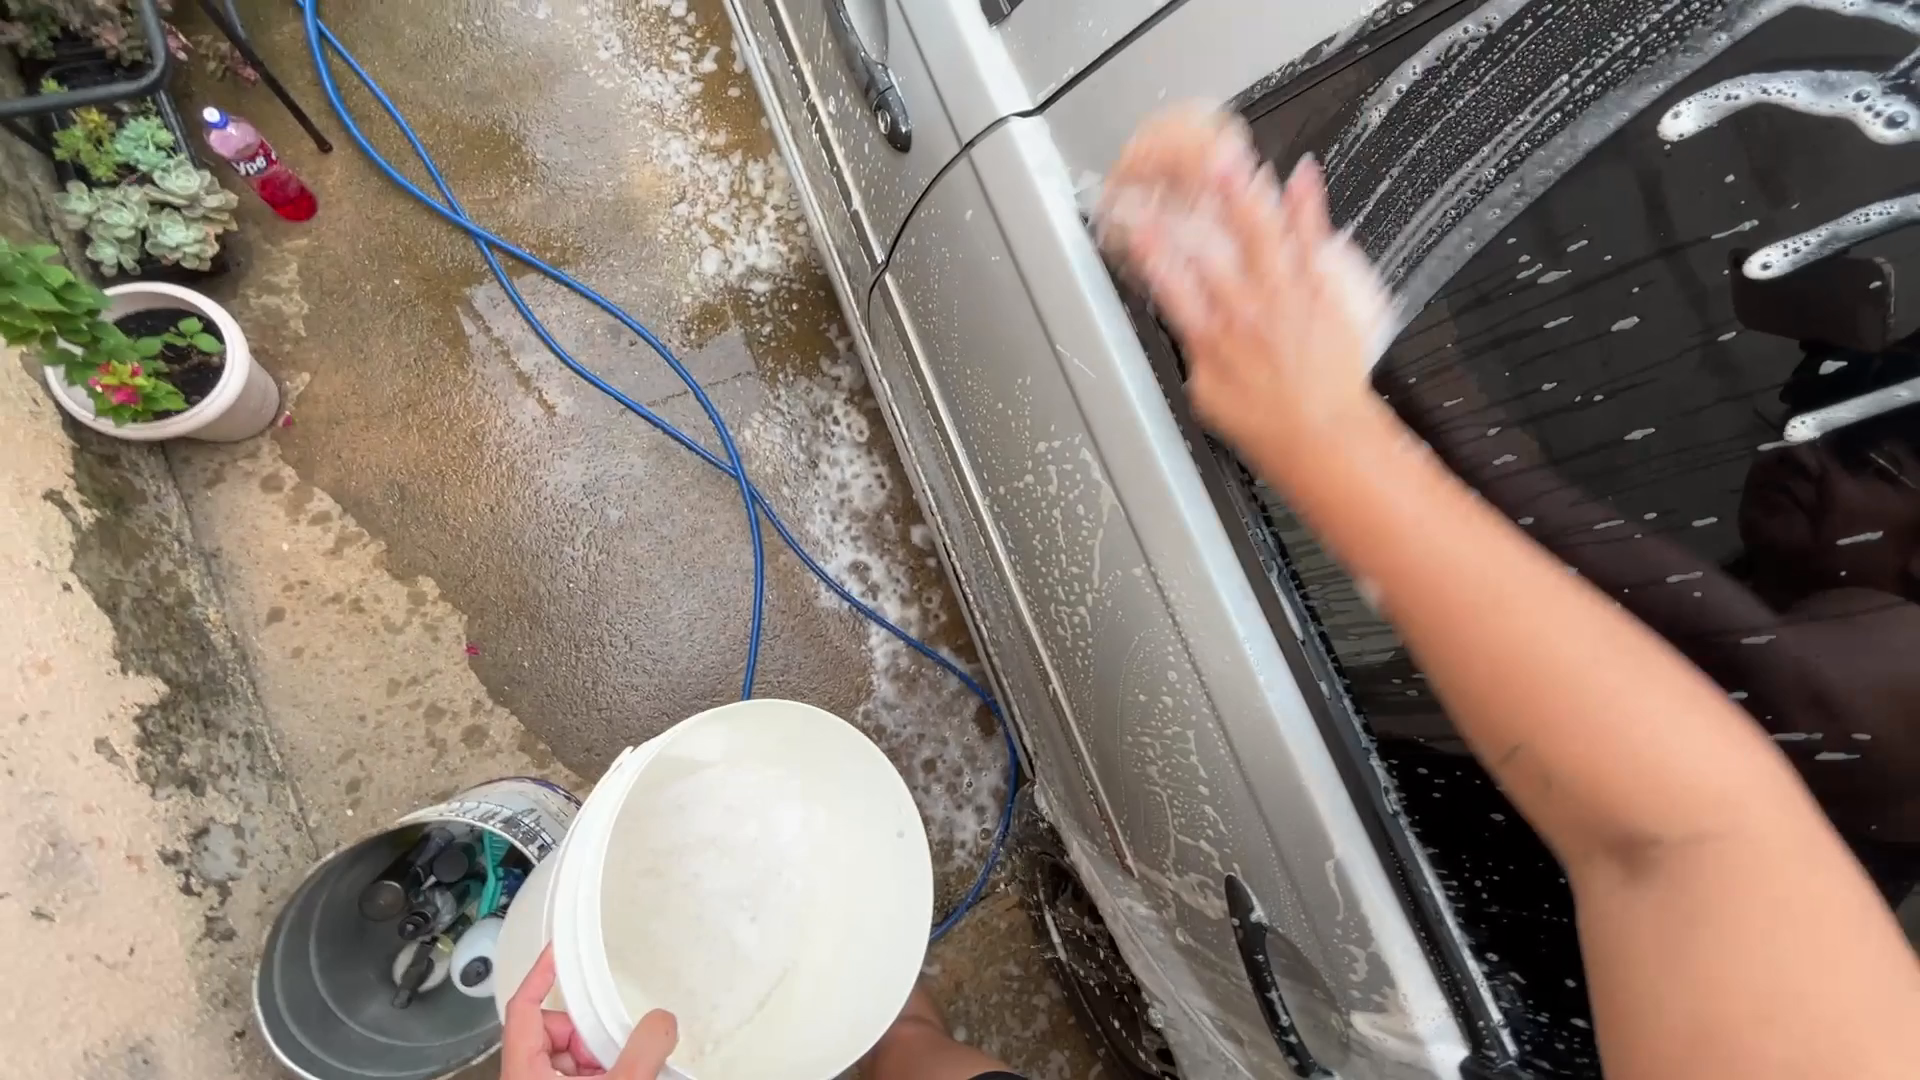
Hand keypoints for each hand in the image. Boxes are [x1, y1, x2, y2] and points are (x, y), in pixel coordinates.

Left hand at [502, 945, 677, 1078]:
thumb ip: (644, 1047)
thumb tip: (663, 1018)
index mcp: (524, 1073)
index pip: (523, 1010)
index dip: (540, 975)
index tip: (562, 948)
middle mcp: (527, 1079)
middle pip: (555, 1029)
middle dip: (589, 1030)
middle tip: (614, 1048)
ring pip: (571, 1052)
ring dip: (599, 1054)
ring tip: (623, 1071)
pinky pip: (579, 1072)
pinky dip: (603, 1069)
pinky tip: (623, 1077)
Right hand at [1096, 105, 1395, 464]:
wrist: (1319, 434)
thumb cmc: (1266, 422)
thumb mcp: (1208, 395)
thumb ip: (1198, 354)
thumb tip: (1190, 332)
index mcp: (1211, 338)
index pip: (1172, 288)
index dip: (1152, 254)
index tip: (1138, 226)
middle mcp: (1245, 314)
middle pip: (1211, 256)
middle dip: (1191, 214)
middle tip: (1173, 178)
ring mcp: (1285, 300)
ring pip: (1260, 240)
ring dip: (1243, 199)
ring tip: (1229, 163)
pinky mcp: (1322, 293)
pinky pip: (1313, 244)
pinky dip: (1308, 208)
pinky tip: (1301, 176)